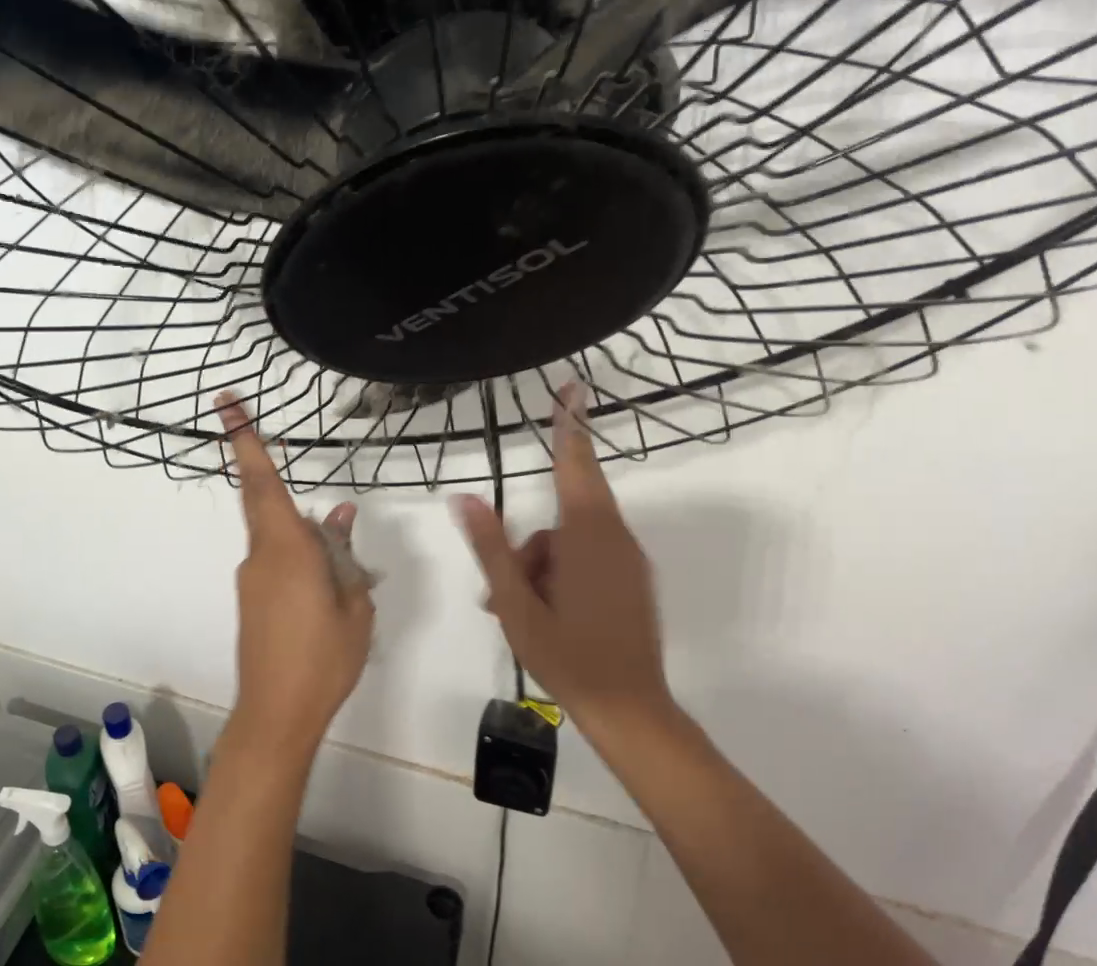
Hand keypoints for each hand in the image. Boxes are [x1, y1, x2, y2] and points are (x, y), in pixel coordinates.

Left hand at [216, 391, 375, 751]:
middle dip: (269, 476)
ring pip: (278, 537)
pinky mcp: (252, 599)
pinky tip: (327, 591)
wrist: (276, 711)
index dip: (245, 440)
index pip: (263, 482)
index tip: (226, 403)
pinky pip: (277, 562)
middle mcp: (261, 555)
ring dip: (306, 541)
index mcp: (286, 548)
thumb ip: (343, 555)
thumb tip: (338, 515)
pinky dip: (301, 562)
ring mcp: (252, 578)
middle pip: (266, 504)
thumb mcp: (354, 605)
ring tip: (344, 581)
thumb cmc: (324, 657)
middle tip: (290, 477)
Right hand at [453, 382, 671, 730]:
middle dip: (527, 547)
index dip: (568, 425)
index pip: (574, 467)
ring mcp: (629, 563)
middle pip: (560, 515)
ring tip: (520, 612)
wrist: (629, 710)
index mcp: (589, 540)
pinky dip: (558, 576)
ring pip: (569, 540)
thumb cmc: (568, 657)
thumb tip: (464, 497)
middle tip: (504, 593)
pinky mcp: (633, 581)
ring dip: (539, 567)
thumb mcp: (515, 603)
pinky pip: (587, 558)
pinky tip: (543, 614)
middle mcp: (616, 541)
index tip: (572, 386)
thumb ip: (491, 547)